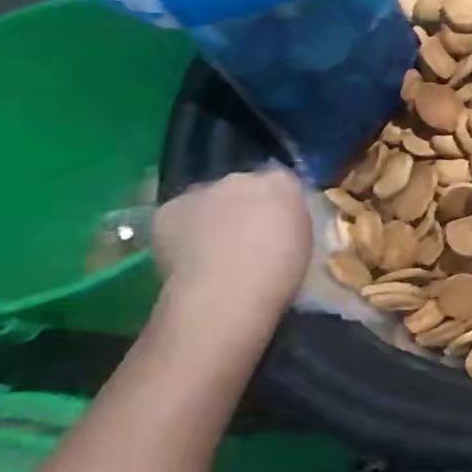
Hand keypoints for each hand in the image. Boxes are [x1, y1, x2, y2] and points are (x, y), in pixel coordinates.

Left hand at [150, 168, 310, 334]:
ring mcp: (201, 191)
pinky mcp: (169, 210)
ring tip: (208, 256)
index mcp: (280, 184)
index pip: (278, 183)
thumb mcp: (302, 244)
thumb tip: (273, 223)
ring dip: (208, 219)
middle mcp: (240, 178)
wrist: (227, 294)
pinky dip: (178, 234)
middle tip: (239, 244)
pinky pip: (175, 218)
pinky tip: (185, 260)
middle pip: (239, 187)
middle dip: (238, 209)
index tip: (270, 230)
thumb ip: (287, 222)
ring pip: (205, 201)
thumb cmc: (277, 277)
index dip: (272, 206)